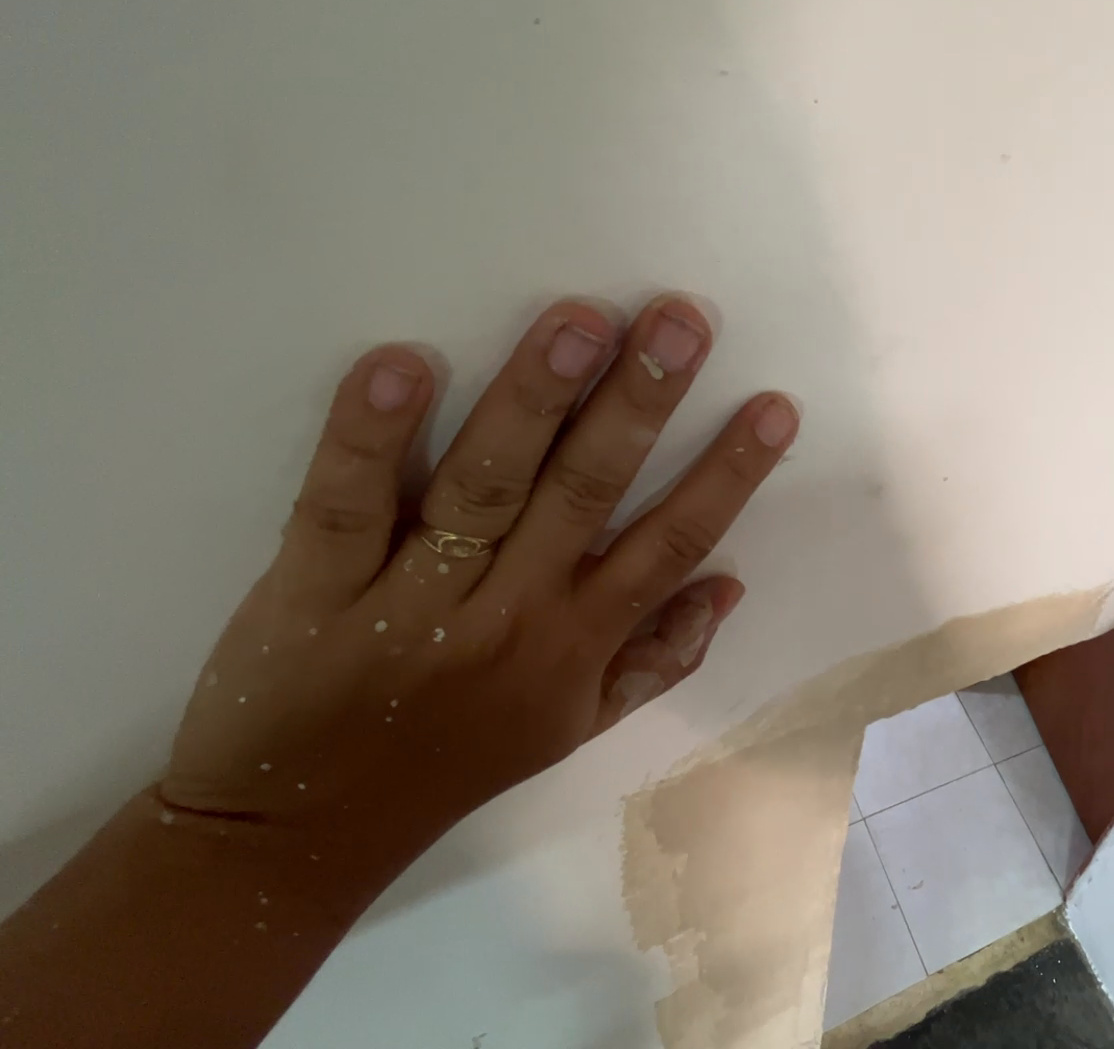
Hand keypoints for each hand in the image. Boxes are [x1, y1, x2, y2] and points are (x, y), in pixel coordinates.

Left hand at [160, 295, 796, 864]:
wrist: (304, 830)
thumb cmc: (463, 761)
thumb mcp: (582, 726)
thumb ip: (661, 657)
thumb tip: (730, 584)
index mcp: (581, 642)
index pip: (672, 543)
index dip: (729, 473)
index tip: (773, 409)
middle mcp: (514, 612)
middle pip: (588, 493)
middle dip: (641, 402)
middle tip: (681, 321)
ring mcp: (416, 597)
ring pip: (486, 485)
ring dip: (535, 398)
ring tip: (582, 319)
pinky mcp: (313, 587)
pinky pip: (343, 505)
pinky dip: (370, 435)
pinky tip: (405, 362)